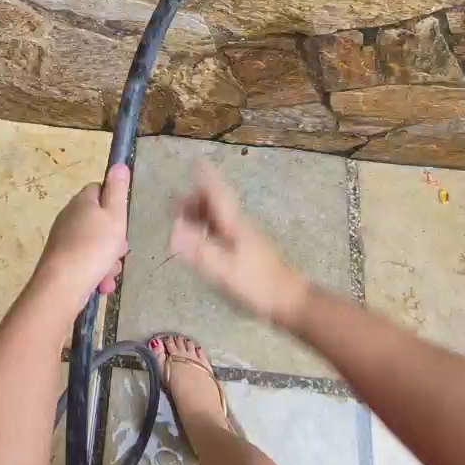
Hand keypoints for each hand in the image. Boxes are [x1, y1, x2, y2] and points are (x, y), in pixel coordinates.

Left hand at [31, 164, 130, 312]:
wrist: (62, 285)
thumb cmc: (94, 246)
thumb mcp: (115, 215)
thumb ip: (118, 190)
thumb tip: (118, 165)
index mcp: (82, 201)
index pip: (99, 190)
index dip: (114, 202)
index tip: (124, 219)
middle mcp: (69, 216)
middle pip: (98, 220)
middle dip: (114, 237)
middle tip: (121, 250)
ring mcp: (63, 239)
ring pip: (94, 244)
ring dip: (107, 259)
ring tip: (111, 273)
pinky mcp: (60, 260)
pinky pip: (84, 261)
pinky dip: (95, 272)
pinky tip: (102, 284)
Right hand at [169, 160, 310, 325]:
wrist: (291, 303)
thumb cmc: (257, 285)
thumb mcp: (224, 270)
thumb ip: (199, 250)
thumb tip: (174, 228)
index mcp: (234, 225)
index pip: (218, 194)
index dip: (207, 177)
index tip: (196, 161)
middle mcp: (240, 226)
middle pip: (217, 204)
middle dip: (196, 199)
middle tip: (173, 202)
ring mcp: (245, 239)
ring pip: (220, 218)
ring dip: (201, 214)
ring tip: (181, 220)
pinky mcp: (248, 252)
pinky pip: (222, 231)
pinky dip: (208, 229)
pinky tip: (202, 241)